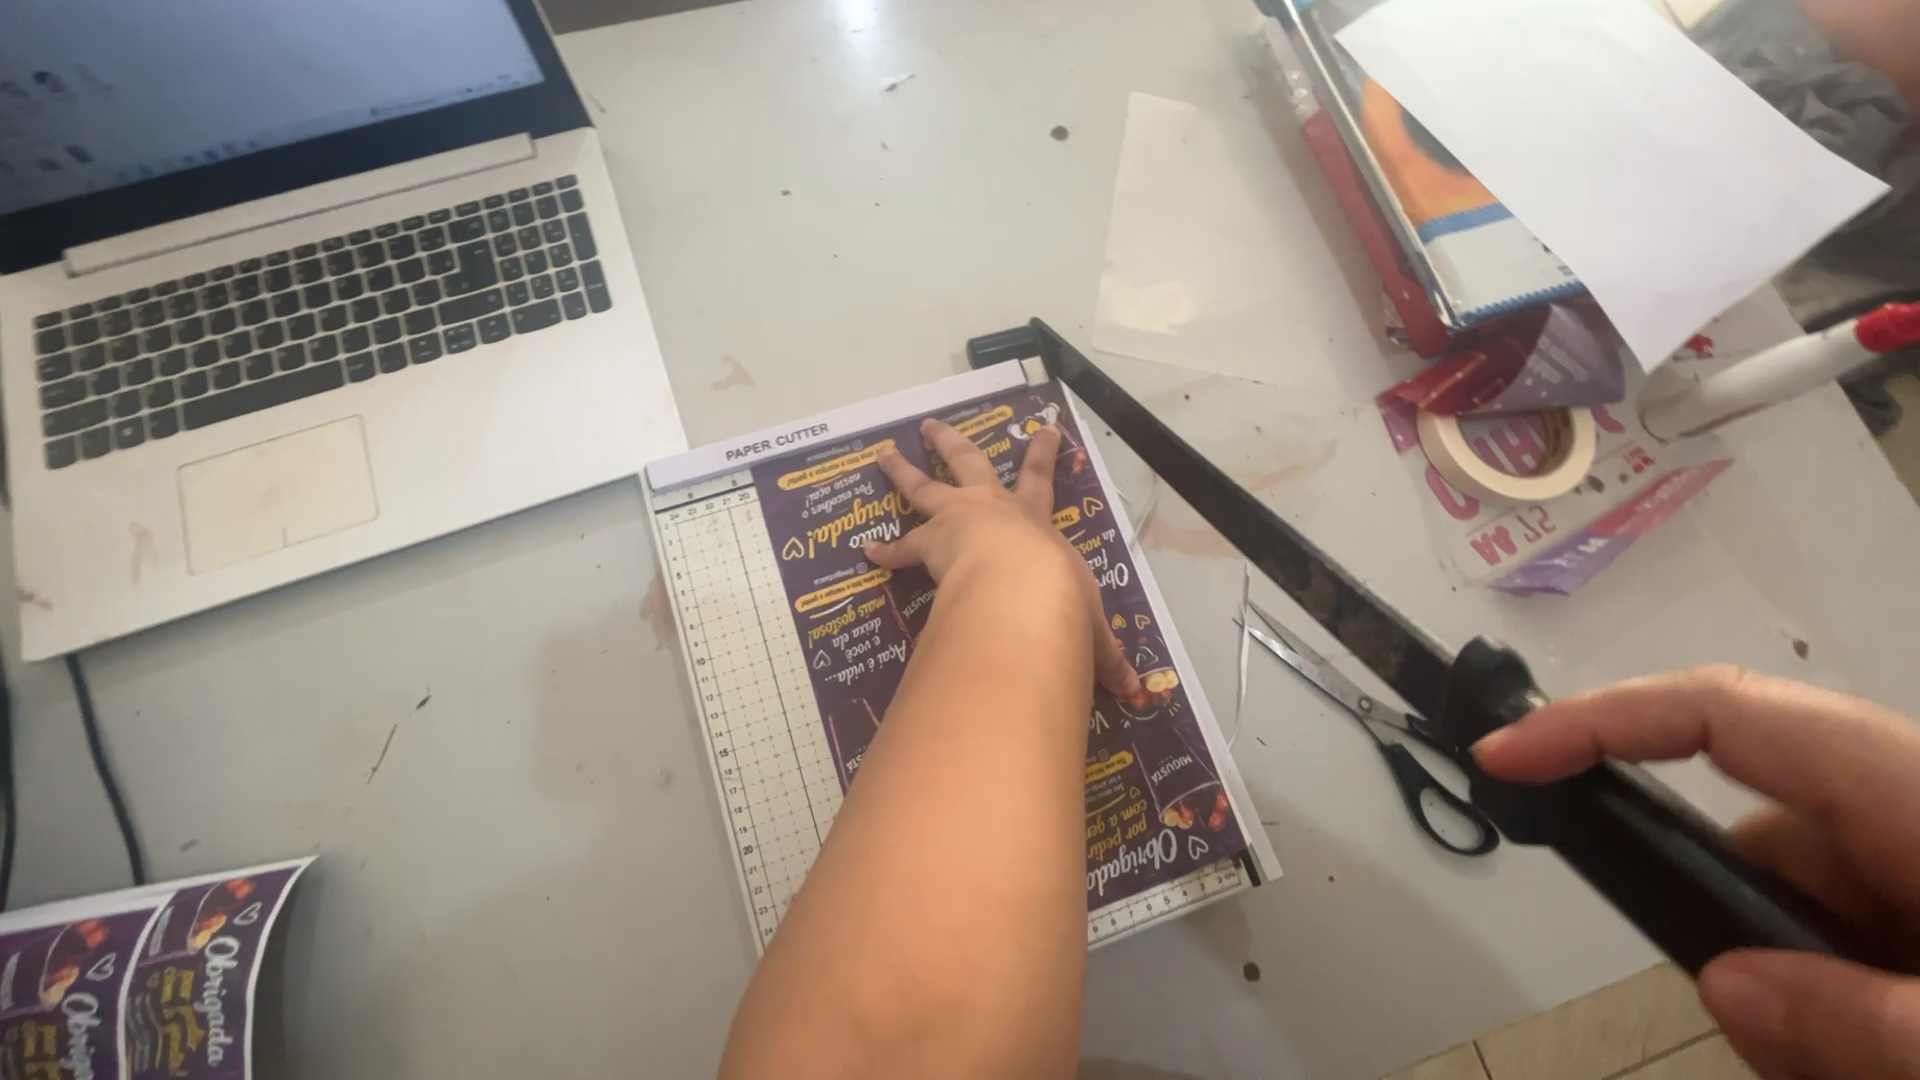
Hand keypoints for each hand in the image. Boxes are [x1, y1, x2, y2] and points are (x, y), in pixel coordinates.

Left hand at [862, 418, 1139, 697]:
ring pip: (924, 486)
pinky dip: (885, 551)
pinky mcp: (932, 541)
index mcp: (1034, 517)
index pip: (1042, 478)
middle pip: (969, 463)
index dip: (1044, 453)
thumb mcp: (1088, 621)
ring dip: (903, 470)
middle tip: (930, 425)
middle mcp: (994, 506)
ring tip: (883, 453)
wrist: (1022, 583)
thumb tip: (1135, 691)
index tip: (1047, 428)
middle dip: (951, 442)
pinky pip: (903, 545)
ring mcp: (959, 517)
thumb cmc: (1058, 591)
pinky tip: (867, 552)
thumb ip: (1104, 655)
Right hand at [1473, 667, 1919, 1079]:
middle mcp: (1912, 817)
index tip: (1509, 758)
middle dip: (1730, 936)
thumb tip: (1730, 992)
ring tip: (1854, 1076)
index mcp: (1919, 796)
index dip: (1595, 719)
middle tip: (1773, 1042)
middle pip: (1751, 842)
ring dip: (1796, 999)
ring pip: (1797, 916)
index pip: (1714, 713)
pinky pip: (1852, 956)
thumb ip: (1878, 1019)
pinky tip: (1878, 1063)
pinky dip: (1843, 1019)